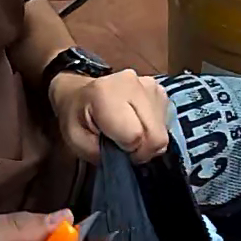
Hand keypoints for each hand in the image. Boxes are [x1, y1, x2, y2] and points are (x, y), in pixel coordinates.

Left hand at [50, 70, 170, 163]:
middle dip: (142, 150)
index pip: (135, 137)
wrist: (79, 91)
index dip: (127, 151)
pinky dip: (153, 128)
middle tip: (125, 147)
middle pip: (156, 136)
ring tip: (129, 133)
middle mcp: (132, 84)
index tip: (115, 149)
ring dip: (148, 139)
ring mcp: (150, 84)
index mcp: (106, 95)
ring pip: (163, 130)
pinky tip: (137, 122)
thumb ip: (101, 154)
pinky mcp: (159, 88)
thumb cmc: (76, 118)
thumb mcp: (76, 141)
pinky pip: (165, 121)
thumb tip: (130, 156)